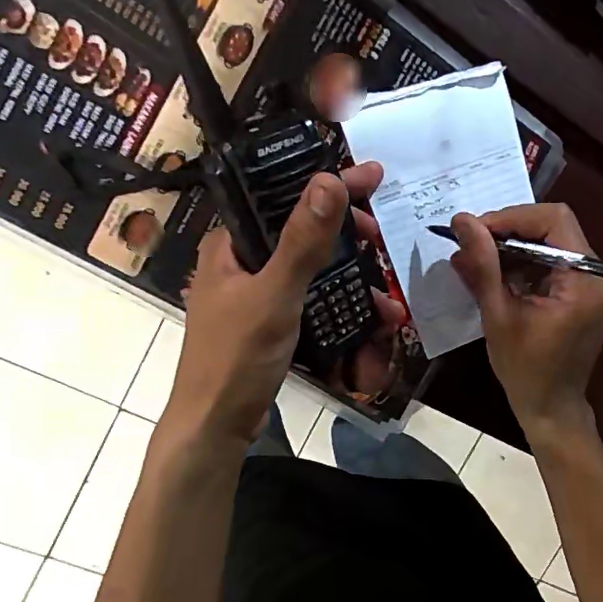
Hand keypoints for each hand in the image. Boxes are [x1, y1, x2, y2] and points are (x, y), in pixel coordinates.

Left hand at [162, 163, 393, 451]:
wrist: (216, 424)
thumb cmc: (237, 356)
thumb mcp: (275, 294)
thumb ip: (303, 242)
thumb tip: (329, 181)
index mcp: (231, 246)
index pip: (281, 199)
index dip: (328, 185)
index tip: (373, 177)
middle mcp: (241, 264)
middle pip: (300, 234)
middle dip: (346, 237)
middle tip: (379, 240)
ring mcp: (256, 296)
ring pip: (311, 271)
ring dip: (352, 278)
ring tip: (386, 293)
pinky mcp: (270, 324)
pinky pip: (312, 301)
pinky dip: (341, 306)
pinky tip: (373, 320)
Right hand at [449, 204, 602, 438]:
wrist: (551, 407)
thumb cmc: (525, 370)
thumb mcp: (499, 315)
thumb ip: (484, 265)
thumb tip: (462, 220)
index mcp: (589, 279)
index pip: (553, 220)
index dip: (511, 217)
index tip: (474, 231)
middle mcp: (602, 273)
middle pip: (553, 227)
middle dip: (509, 232)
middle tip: (472, 244)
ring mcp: (599, 281)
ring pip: (551, 242)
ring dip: (514, 248)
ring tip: (478, 261)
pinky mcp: (588, 290)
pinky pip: (554, 261)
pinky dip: (525, 263)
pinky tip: (497, 275)